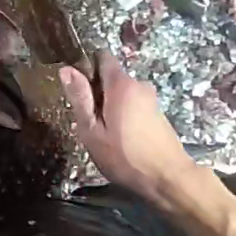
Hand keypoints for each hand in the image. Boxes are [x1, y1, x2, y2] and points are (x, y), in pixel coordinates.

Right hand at [59, 52, 199, 202]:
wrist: (168, 178)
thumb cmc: (125, 156)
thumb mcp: (93, 131)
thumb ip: (80, 98)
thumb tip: (67, 69)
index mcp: (122, 84)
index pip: (102, 57)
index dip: (86, 67)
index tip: (78, 89)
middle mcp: (139, 84)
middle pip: (112, 78)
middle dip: (98, 93)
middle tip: (89, 122)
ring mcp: (151, 99)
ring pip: (122, 94)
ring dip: (111, 107)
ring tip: (105, 134)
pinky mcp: (157, 113)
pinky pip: (134, 106)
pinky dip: (124, 116)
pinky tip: (122, 139)